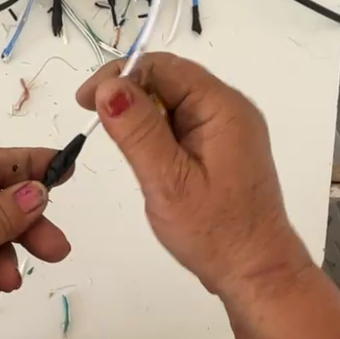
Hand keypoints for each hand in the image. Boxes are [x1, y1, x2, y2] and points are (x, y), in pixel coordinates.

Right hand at [77, 54, 314, 301]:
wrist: (254, 271)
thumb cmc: (213, 232)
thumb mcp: (168, 181)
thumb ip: (138, 132)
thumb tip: (108, 86)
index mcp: (221, 107)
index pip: (163, 67)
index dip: (119, 75)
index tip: (85, 101)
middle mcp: (229, 109)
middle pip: (169, 80)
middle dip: (128, 94)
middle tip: (94, 121)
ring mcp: (228, 131)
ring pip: (174, 103)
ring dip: (140, 116)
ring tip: (118, 145)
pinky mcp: (222, 151)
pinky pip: (182, 127)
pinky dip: (156, 135)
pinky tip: (143, 158)